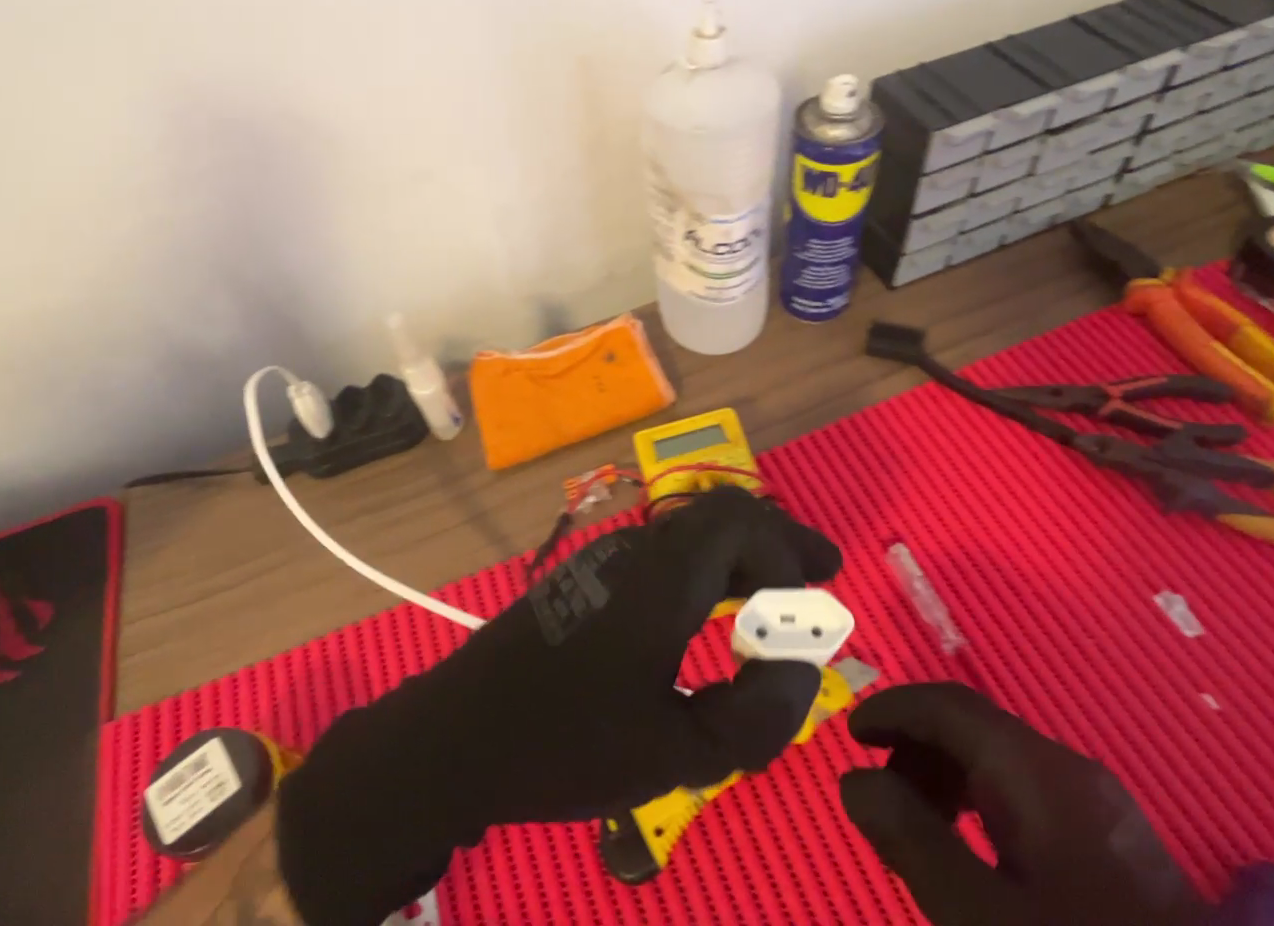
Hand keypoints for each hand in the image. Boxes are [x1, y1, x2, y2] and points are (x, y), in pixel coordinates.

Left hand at [277, 487, 842, 925]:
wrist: (451, 739)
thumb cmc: (566, 744)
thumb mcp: (676, 751)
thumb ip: (755, 716)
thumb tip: (799, 671)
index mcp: (661, 577)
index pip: (740, 522)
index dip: (789, 544)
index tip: (821, 582)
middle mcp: (633, 554)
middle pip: (717, 521)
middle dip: (773, 547)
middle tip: (814, 581)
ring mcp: (601, 564)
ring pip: (686, 538)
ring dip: (737, 561)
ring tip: (771, 599)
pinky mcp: (580, 586)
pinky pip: (659, 559)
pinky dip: (702, 575)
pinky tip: (707, 617)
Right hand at [840, 683, 1205, 925]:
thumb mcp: (979, 915)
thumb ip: (912, 841)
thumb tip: (856, 780)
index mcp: (1037, 772)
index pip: (950, 706)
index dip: (893, 710)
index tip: (850, 738)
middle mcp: (1068, 770)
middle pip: (974, 729)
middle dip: (915, 750)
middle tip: (878, 804)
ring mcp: (1097, 804)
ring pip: (1001, 762)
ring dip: (946, 780)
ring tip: (917, 837)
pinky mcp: (1111, 840)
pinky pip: (1027, 795)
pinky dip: (980, 805)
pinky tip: (973, 856)